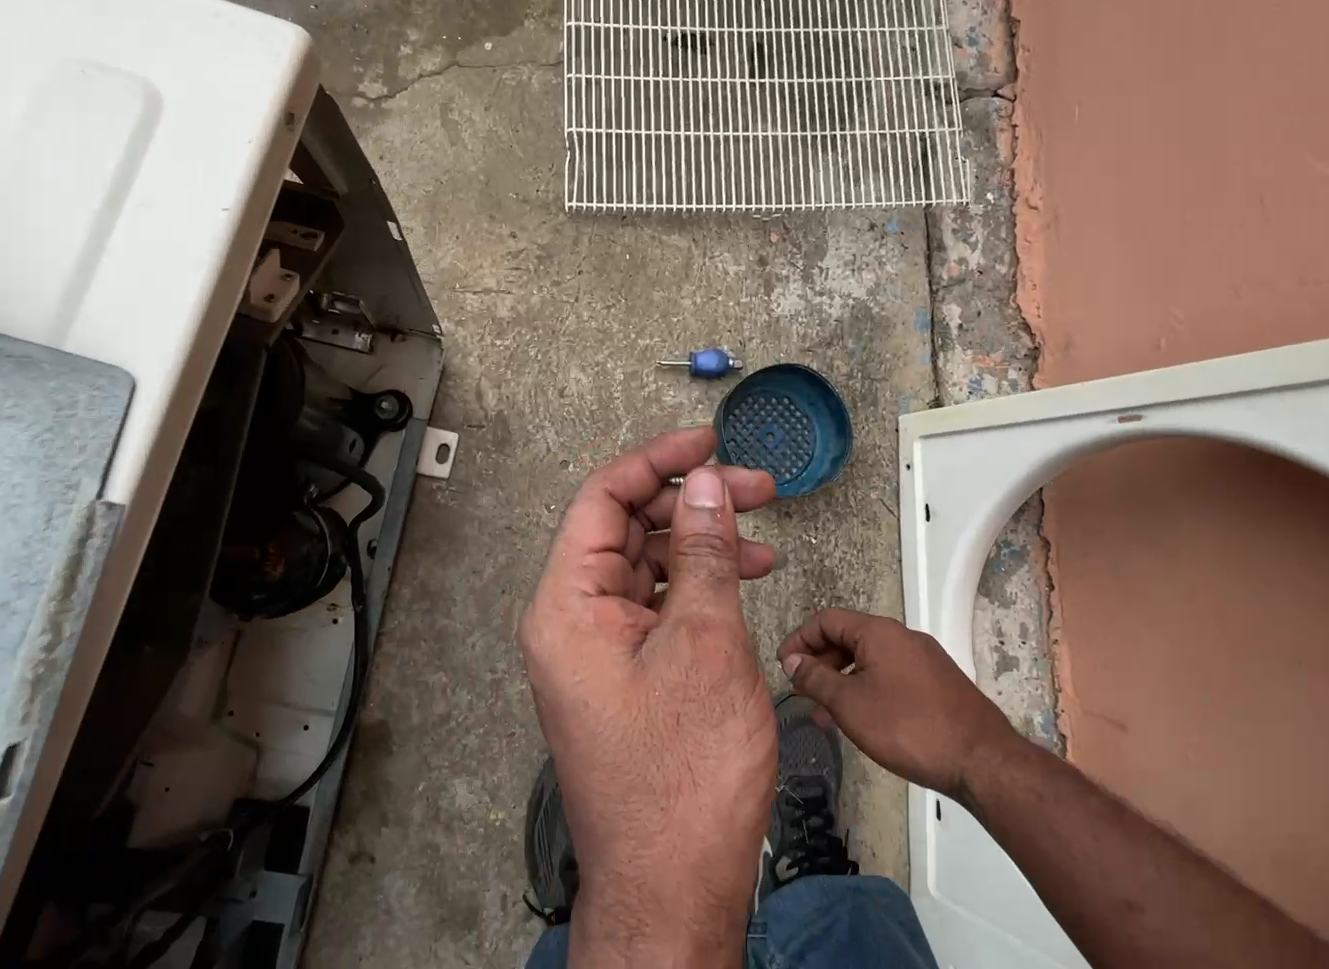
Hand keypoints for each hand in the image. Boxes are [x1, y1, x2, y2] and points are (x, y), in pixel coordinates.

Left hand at [519, 427, 778, 966]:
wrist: (673, 886)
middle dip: (691, 504)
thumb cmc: (680, 785)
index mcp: (567, 608)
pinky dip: (700, 588)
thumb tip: (703, 487)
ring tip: (761, 538)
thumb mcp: (704, 645)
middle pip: (627, 531)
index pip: (601, 501)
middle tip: (754, 490)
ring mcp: (599, 652)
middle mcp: (572, 624)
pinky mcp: (627, 676)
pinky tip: (743, 582)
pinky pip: (658, 608)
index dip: (655, 461)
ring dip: (702, 546)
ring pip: (647, 568)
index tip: (704, 443)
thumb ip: (703, 555)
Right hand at [778, 607, 1017, 799]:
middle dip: (820, 664)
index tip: (783, 668)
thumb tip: (793, 661)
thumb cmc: (908, 727)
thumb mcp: (850, 704)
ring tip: (827, 717)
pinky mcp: (937, 683)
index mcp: (879, 632)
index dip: (799, 640)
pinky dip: (867, 689)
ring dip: (842, 681)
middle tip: (802, 695)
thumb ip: (816, 679)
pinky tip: (862, 720)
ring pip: (869, 660)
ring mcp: (923, 659)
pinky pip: (890, 675)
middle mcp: (902, 637)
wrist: (981, 760)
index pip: (826, 620)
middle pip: (848, 638)